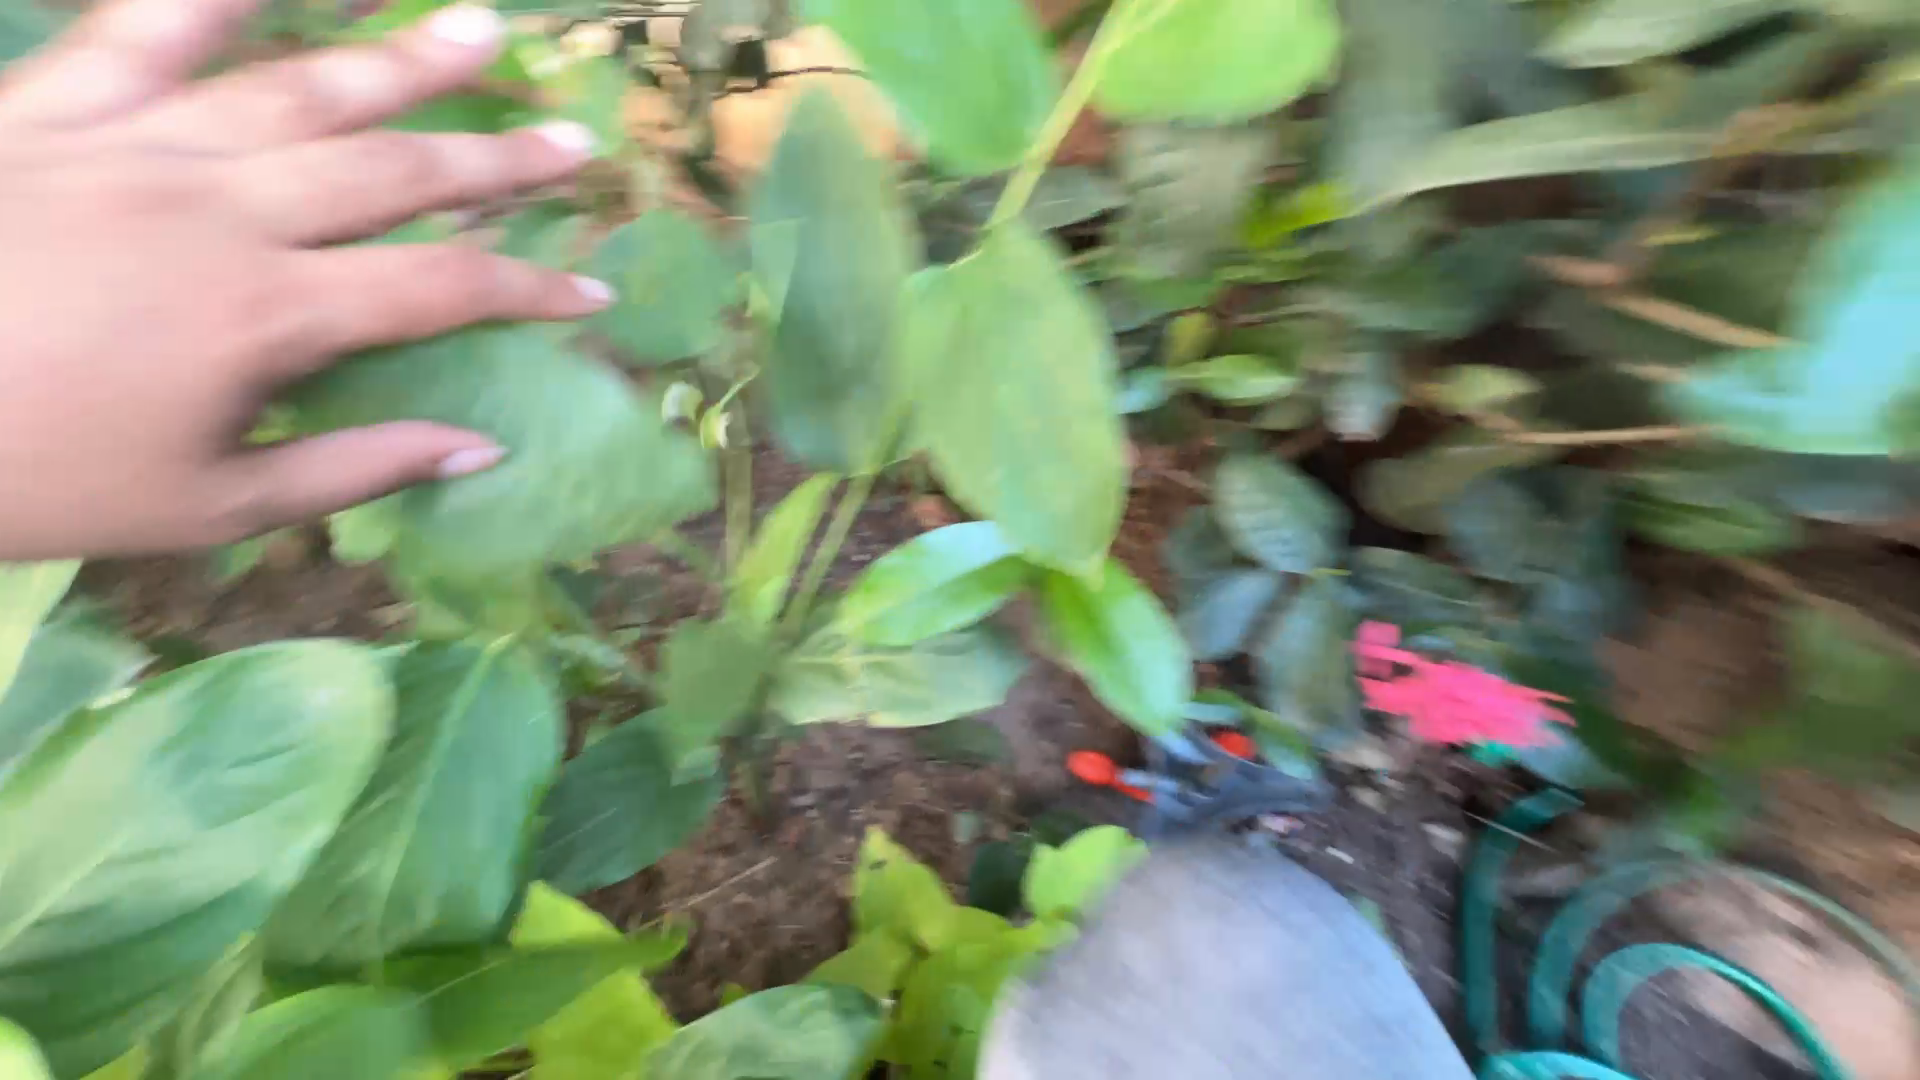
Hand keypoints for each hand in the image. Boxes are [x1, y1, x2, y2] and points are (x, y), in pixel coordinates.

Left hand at [0, 0, 608, 559]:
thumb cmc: (19, 477)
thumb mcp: (214, 507)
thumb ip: (358, 469)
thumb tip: (480, 450)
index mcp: (268, 314)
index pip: (446, 289)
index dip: (533, 290)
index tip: (592, 295)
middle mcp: (219, 213)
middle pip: (396, 172)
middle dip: (500, 160)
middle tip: (573, 143)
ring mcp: (130, 151)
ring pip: (300, 90)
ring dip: (405, 62)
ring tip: (481, 30)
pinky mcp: (44, 116)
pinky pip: (138, 35)